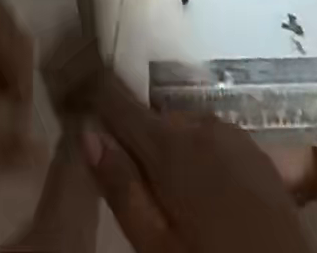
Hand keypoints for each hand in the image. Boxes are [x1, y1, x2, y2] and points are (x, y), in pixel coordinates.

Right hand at [76, 73, 315, 252]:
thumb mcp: (157, 246)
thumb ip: (121, 187)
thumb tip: (85, 131)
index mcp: (169, 144)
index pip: (115, 96)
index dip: (88, 86)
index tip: (66, 79)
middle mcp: (198, 122)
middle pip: (146, 115)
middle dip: (128, 133)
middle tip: (117, 167)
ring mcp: (227, 130)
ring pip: (176, 126)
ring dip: (162, 146)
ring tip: (162, 190)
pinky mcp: (249, 145)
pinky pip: (205, 136)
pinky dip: (191, 150)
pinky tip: (196, 189)